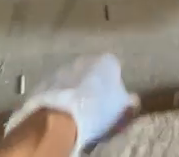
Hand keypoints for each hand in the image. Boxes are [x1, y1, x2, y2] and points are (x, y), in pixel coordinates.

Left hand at [7, 53, 137, 155]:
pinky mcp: (44, 82)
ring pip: (72, 78)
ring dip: (73, 89)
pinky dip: (58, 97)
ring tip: (73, 111)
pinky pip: (55, 89)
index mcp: (108, 61)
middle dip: (91, 84)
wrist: (60, 119)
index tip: (110, 99)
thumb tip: (133, 99)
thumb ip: (129, 101)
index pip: (113, 68)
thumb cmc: (96, 112)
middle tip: (91, 105)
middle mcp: (86, 58)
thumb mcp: (121, 110)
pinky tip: (59, 112)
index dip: (112, 84)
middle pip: (91, 71)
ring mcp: (63, 68)